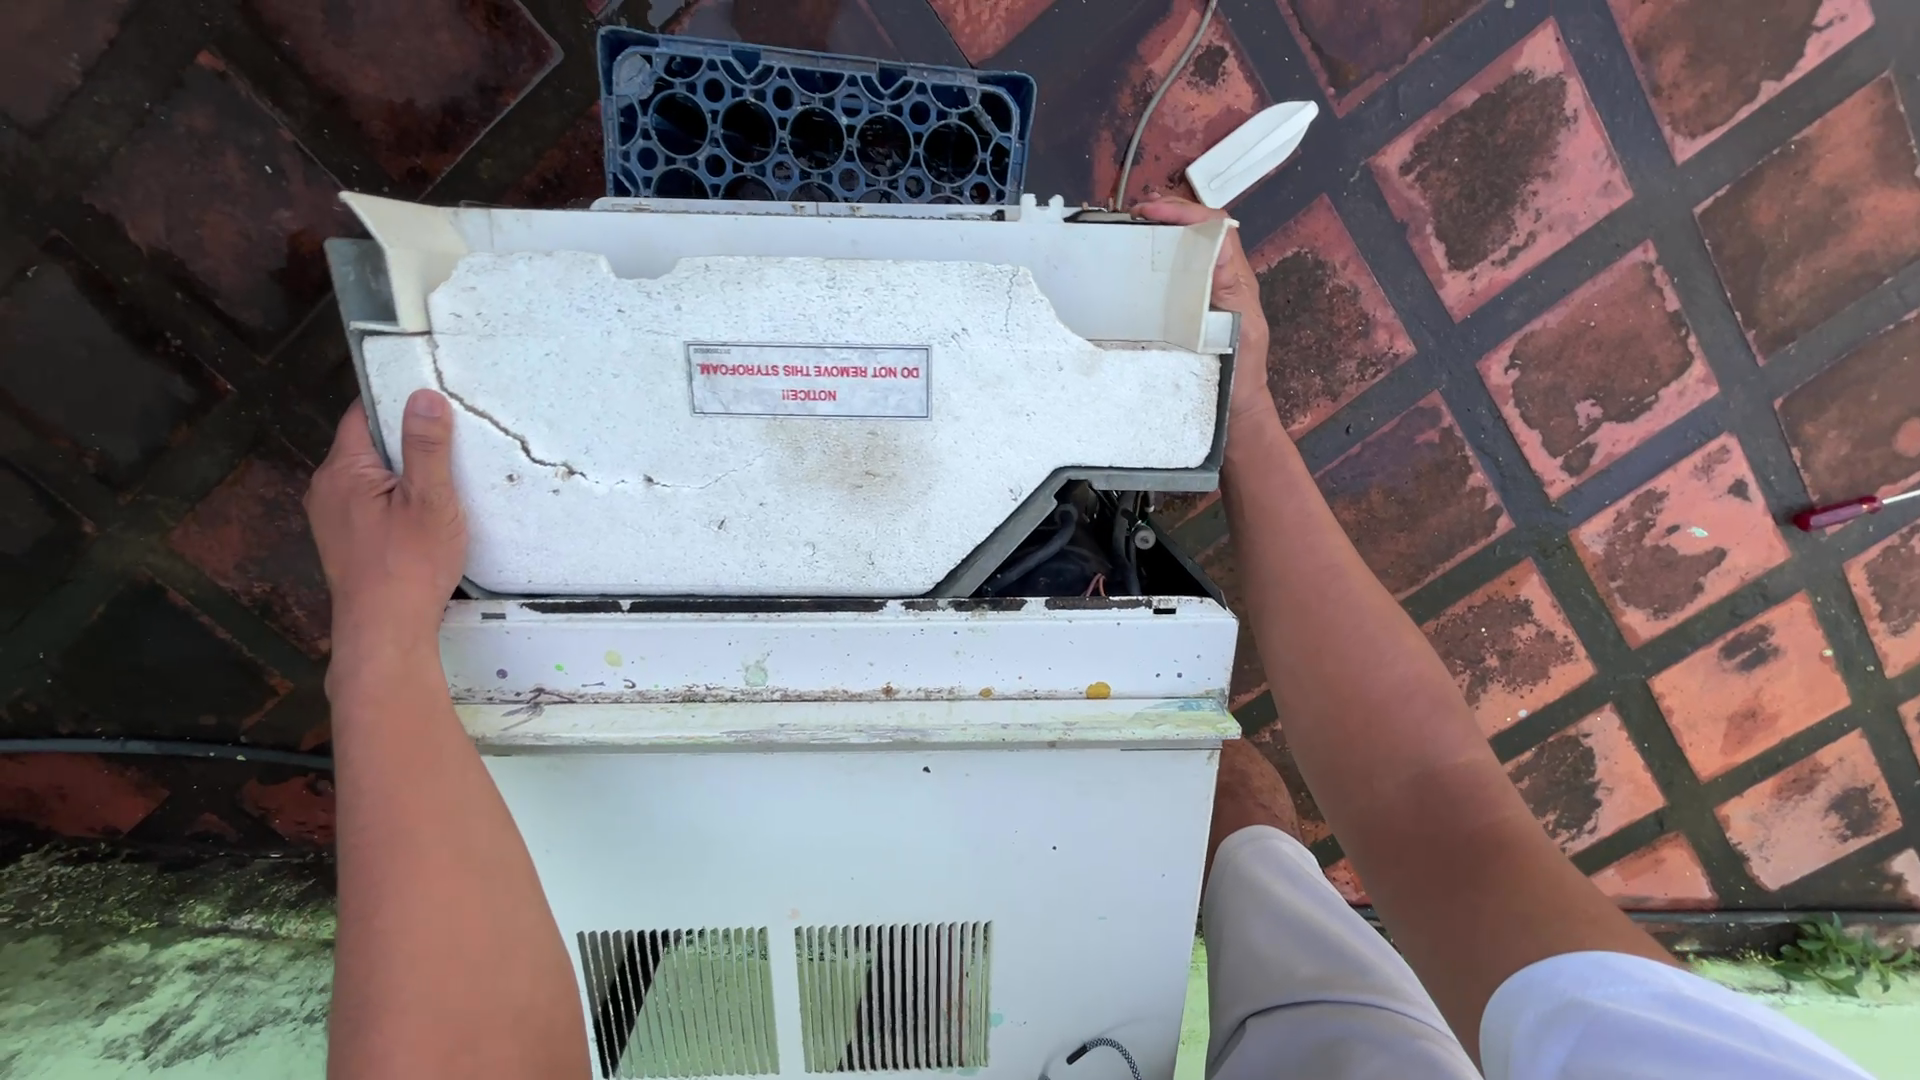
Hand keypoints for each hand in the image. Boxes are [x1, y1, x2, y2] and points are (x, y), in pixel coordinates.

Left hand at [306, 391, 467, 680]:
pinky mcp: (346, 539)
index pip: (364, 415)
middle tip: (453, 440)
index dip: (398, 402)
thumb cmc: (411, 563)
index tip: (436, 399)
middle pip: (368, 445)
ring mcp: (333, 516)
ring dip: (404, 471)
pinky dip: (398, 497)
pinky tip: (426, 512)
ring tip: (446, 476)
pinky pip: (372, 501)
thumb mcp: (430, 500)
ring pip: (371, 476)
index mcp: (342, 471)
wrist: (386, 628)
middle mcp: (327, 488)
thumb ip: (427, 448)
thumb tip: (424, 395)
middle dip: (406, 439)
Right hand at [1132, 195, 1276, 429]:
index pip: (1216, 229)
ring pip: (1190, 247)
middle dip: (1171, 213)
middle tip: (1134, 215)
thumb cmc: (1239, 377)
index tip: (1150, 212)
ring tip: (1131, 230)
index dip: (1185, 213)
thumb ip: (1231, 295)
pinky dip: (1158, 258)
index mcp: (1235, 280)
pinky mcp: (1192, 309)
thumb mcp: (1239, 335)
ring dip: (1163, 231)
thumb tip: (1218, 250)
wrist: (1236, 410)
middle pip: (1202, 230)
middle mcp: (1222, 279)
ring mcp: (1207, 293)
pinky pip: (1178, 273)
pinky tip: (1137, 264)